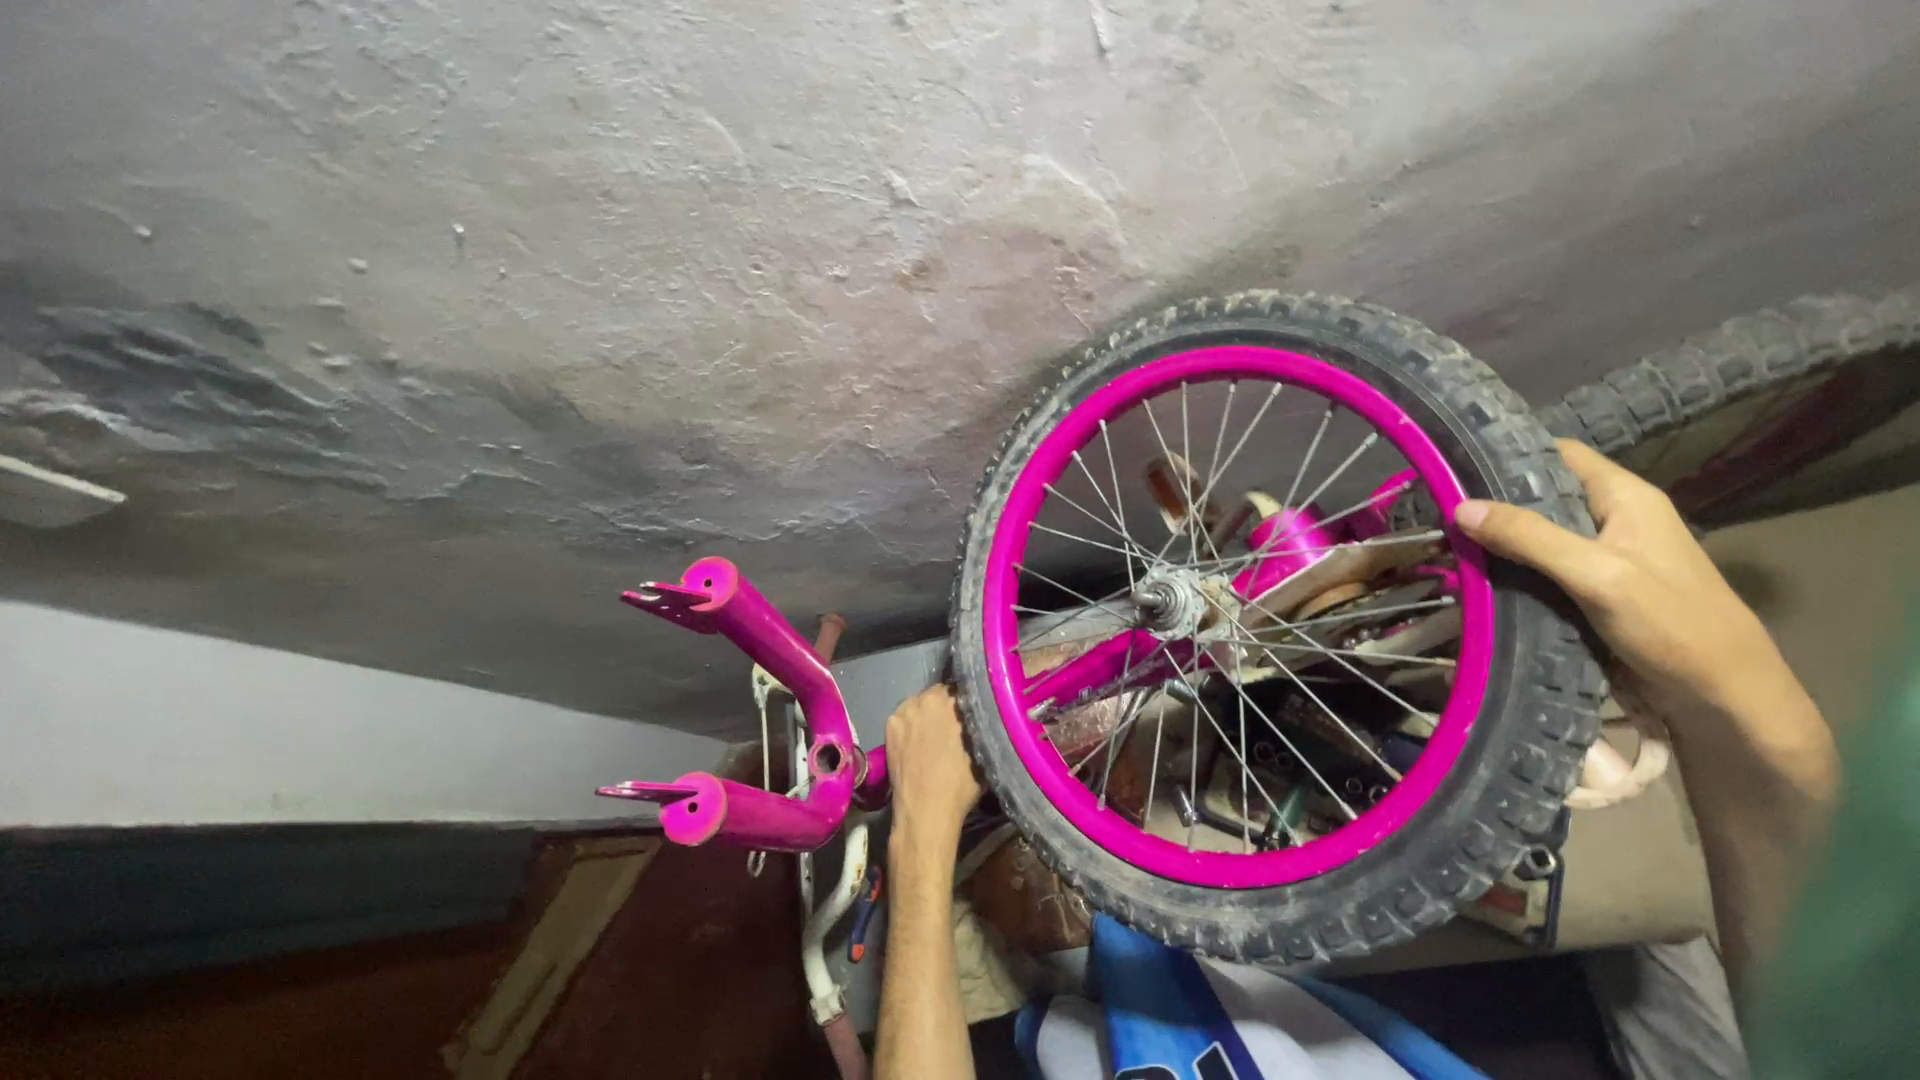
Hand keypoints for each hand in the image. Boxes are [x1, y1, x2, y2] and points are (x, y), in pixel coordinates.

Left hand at [884, 684, 979, 842]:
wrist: (925, 810)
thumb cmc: (960, 784)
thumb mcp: (981, 750)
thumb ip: (978, 725)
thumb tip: (978, 715)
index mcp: (951, 701)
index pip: (962, 688)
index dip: (967, 700)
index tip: (970, 712)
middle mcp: (925, 699)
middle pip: (938, 694)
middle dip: (946, 705)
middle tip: (953, 724)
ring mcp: (903, 711)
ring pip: (919, 703)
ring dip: (927, 713)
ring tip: (933, 734)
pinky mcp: (889, 726)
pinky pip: (905, 716)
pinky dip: (911, 723)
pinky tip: (917, 740)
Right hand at [1452, 438, 1799, 718]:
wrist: (1721, 696)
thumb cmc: (1673, 624)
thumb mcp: (1597, 574)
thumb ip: (1531, 538)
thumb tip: (1460, 507)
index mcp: (1626, 498)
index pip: (1560, 455)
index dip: (1510, 453)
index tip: (1455, 462)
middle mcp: (1612, 519)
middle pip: (1541, 496)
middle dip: (1492, 502)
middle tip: (1435, 508)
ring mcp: (1601, 558)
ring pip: (1536, 536)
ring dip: (1496, 541)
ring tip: (1441, 542)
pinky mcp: (1590, 592)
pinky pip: (1539, 571)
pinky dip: (1508, 572)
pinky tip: (1473, 578)